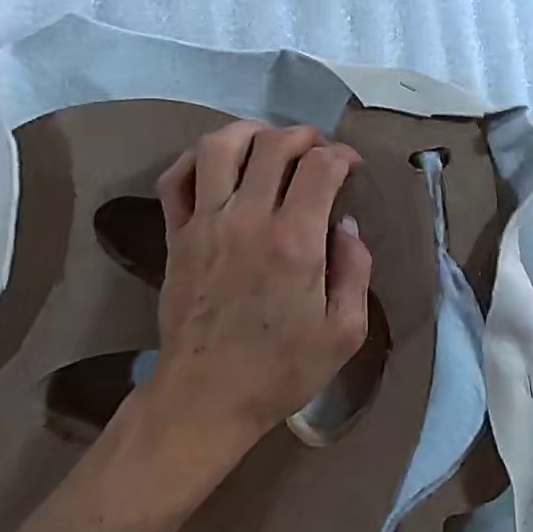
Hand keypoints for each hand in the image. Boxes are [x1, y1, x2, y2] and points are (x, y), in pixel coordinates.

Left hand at [149, 121, 372, 442]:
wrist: (205, 399)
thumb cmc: (281, 369)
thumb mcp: (344, 331)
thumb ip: (356, 270)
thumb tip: (347, 225)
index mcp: (295, 241)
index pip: (321, 166)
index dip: (343, 155)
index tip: (352, 168)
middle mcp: (248, 219)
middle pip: (275, 144)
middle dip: (305, 136)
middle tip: (319, 152)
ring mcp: (205, 224)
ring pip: (219, 146)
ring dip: (252, 132)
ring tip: (271, 144)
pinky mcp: (176, 236)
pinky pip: (175, 178)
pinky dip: (196, 158)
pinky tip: (219, 165)